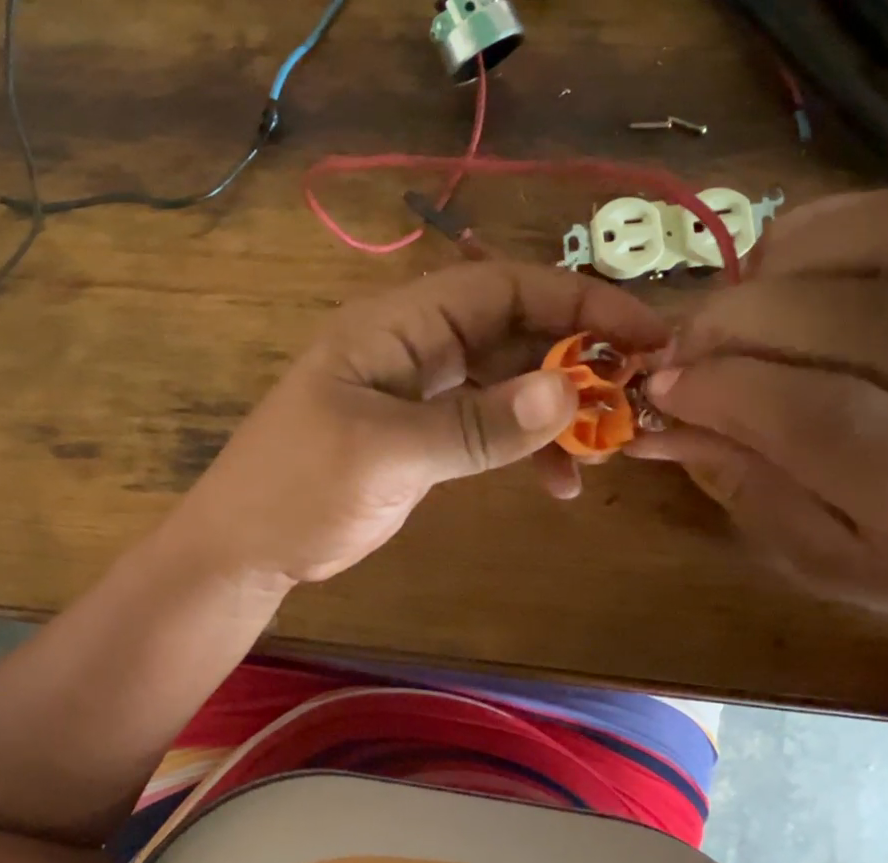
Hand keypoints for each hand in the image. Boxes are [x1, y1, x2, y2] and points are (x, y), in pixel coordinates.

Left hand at [169, 262, 667, 585]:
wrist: (243, 549)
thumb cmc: (299, 490)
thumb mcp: (387, 455)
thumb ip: (477, 424)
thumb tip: (569, 388)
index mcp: (395, 327)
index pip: (500, 287)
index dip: (576, 302)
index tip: (645, 336)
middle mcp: (411, 347)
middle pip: (511, 330)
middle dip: (576, 357)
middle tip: (639, 397)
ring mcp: (415, 393)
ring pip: (505, 379)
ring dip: (556, 408)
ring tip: (603, 450)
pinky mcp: (419, 436)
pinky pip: (486, 424)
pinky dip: (524, 443)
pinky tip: (558, 481)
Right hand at [628, 180, 887, 635]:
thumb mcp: (817, 557)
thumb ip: (742, 480)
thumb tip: (654, 414)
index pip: (839, 422)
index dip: (733, 389)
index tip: (663, 386)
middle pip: (876, 324)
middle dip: (748, 321)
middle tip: (685, 341)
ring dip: (794, 259)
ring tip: (736, 296)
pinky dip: (843, 223)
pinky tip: (786, 260)